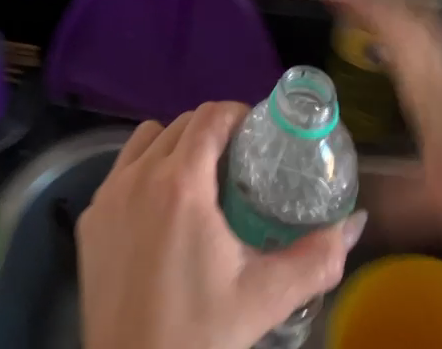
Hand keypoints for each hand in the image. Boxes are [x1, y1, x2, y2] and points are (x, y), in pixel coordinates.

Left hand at [77, 101, 367, 348]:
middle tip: (237, 162)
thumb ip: (316, 258)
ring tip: (198, 179)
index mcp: (181, 184)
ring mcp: (108, 195)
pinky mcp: (89, 218)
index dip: (236, 114)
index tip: (256, 133)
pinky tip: (160, 210)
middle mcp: (138, 176)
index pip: (209, 117)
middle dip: (210, 132)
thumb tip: (352, 225)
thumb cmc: (199, 332)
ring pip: (144, 140)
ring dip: (173, 145)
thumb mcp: (265, 297)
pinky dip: (142, 172)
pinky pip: (119, 171)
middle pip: (179, 124)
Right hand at [325, 0, 441, 258]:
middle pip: (411, 16)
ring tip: (365, 11)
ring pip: (427, 30)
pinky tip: (406, 61)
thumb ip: (397, 205)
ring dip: (394, 11)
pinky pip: (437, 50)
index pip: (391, 28)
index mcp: (432, 90)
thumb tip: (356, 215)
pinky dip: (411, 35)